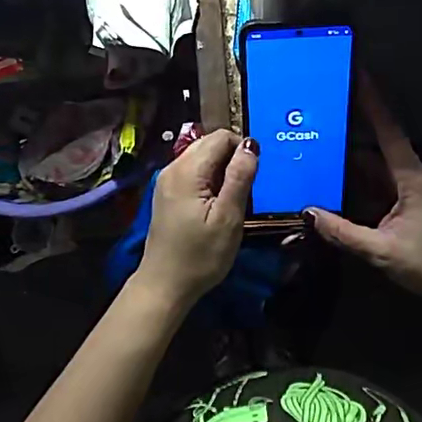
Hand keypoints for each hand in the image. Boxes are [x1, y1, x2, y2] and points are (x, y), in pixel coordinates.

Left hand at [137, 129, 258, 304]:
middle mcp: (172, 168)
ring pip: (202, 158)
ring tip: (235, 197)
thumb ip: (239, 177)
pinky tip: (218, 203)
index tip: (256, 175)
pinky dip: (210, 180)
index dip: (243, 148)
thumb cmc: (200, 255)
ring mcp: (167, 180)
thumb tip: (250, 144)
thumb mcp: (228, 218)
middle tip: (249, 187)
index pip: (220, 137)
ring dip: (223, 170)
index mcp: (186, 170)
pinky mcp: (167, 193)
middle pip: (209, 144)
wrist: (165, 285)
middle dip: (233, 157)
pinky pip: (194, 173)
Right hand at [306, 84, 421, 313]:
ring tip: (317, 153)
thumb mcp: (381, 251)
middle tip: (318, 121)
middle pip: (377, 150)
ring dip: (350, 165)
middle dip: (349, 135)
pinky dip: (358, 185)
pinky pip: (381, 187)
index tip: (357, 74)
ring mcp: (415, 193)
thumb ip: (343, 232)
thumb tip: (308, 213)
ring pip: (377, 170)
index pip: (388, 132)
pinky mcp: (413, 207)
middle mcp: (415, 178)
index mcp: (413, 179)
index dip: (372, 102)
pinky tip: (335, 188)